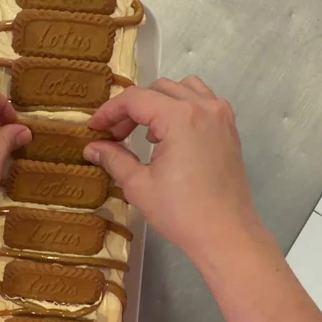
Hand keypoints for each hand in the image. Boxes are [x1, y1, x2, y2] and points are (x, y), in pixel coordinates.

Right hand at [84, 77, 263, 261]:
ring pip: (182, 89)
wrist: (225, 233)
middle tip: (115, 135)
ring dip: (158, 103)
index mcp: (180, 117)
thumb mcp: (139, 186)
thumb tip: (92, 148)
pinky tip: (170, 136)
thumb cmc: (181, 212)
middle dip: (132, 108)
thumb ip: (114, 159)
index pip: (136, 99)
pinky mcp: (229, 128)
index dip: (109, 111)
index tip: (94, 128)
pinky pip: (202, 101)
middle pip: (158, 89)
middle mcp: (204, 106)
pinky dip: (181, 108)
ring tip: (145, 132)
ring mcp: (220, 115)